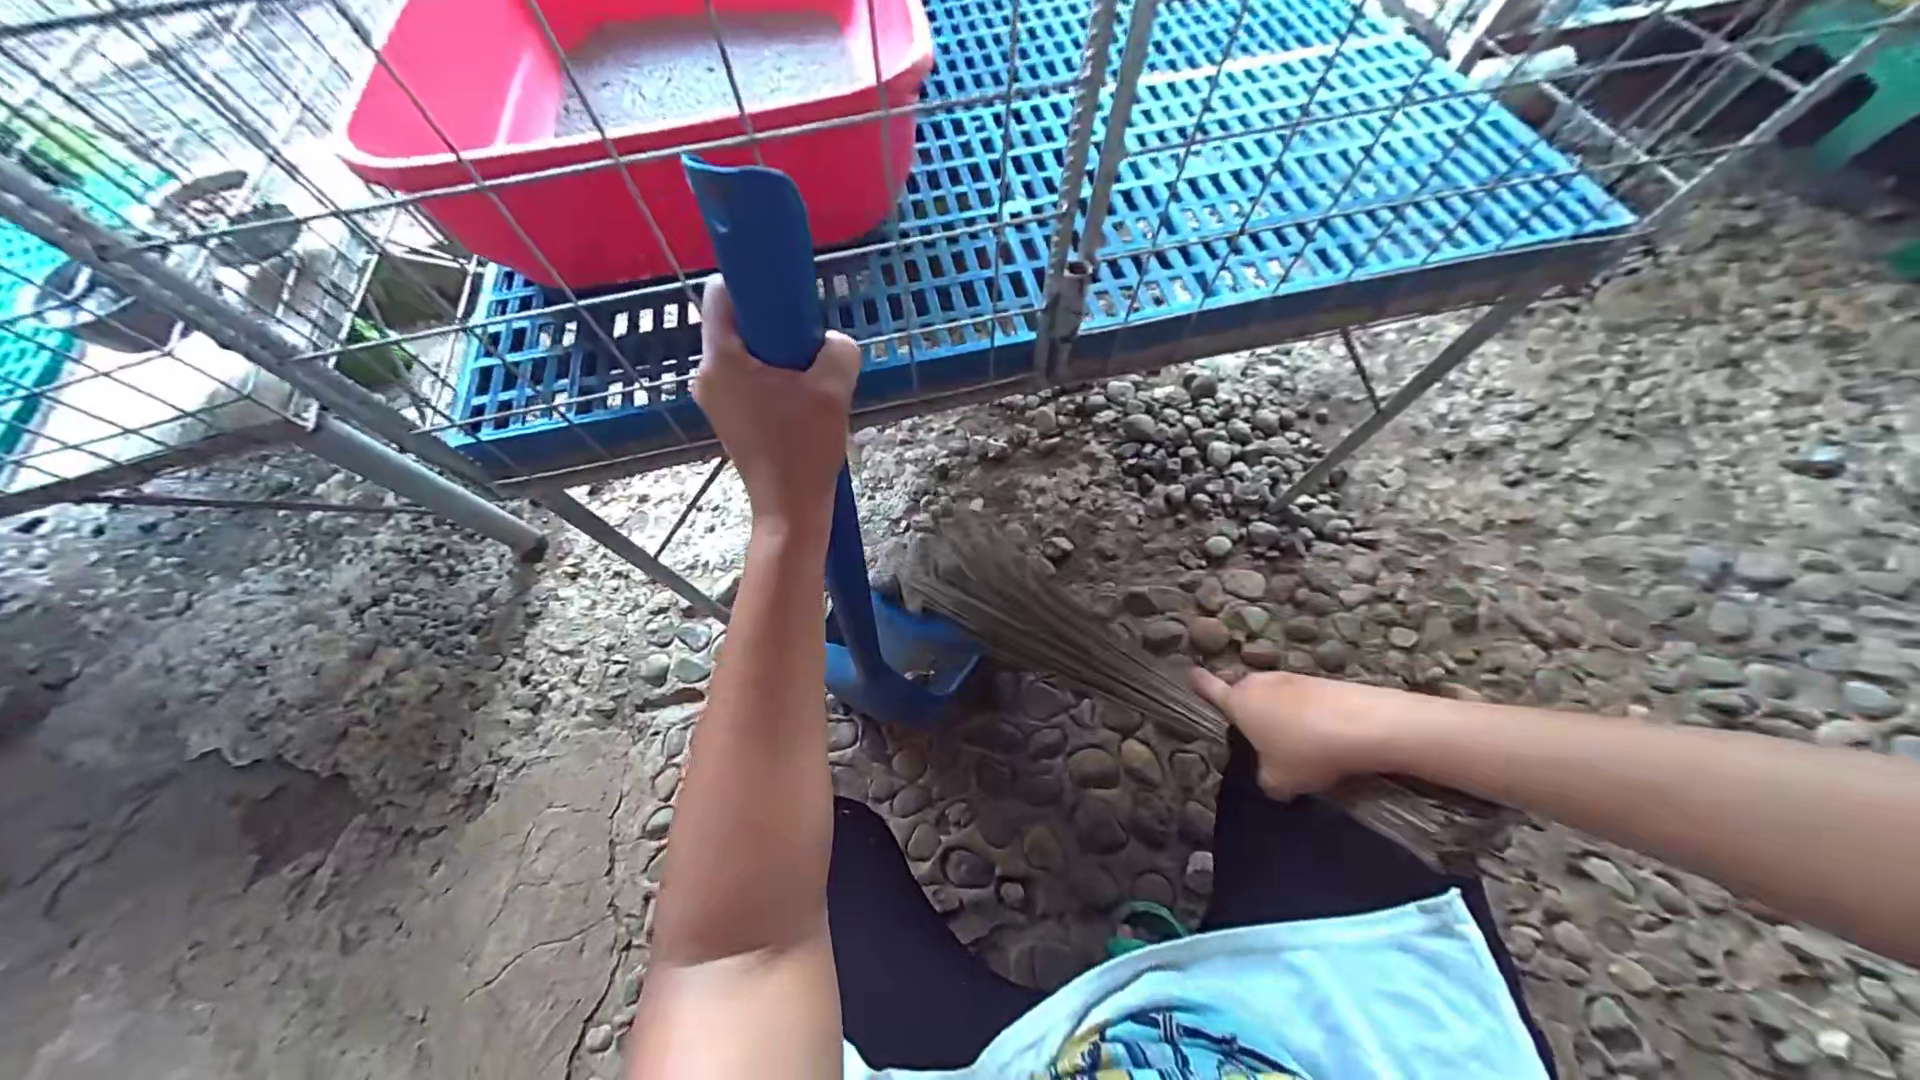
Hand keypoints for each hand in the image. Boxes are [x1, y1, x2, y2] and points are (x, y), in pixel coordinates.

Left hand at [694, 277, 860, 531]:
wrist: (790, 509)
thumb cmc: (805, 448)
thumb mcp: (833, 390)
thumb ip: (838, 349)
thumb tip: (830, 344)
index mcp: (722, 360)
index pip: (721, 293)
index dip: (754, 284)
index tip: (789, 298)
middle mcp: (708, 375)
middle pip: (738, 326)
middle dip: (776, 327)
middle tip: (810, 349)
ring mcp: (715, 399)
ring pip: (746, 355)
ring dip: (779, 358)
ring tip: (810, 384)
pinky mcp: (728, 419)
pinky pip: (749, 381)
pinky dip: (774, 382)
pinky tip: (802, 404)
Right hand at [1189, 668, 1404, 798]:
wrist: (1366, 725)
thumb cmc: (1306, 751)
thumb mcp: (1278, 781)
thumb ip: (1264, 779)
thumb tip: (1270, 777)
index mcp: (1238, 702)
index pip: (1208, 687)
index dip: (1198, 683)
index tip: (1190, 674)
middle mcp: (1258, 683)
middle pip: (1243, 691)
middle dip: (1246, 708)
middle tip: (1255, 733)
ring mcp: (1290, 678)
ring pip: (1274, 695)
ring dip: (1279, 712)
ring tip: (1294, 741)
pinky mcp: (1320, 681)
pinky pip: (1302, 699)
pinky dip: (1306, 714)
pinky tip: (1322, 736)